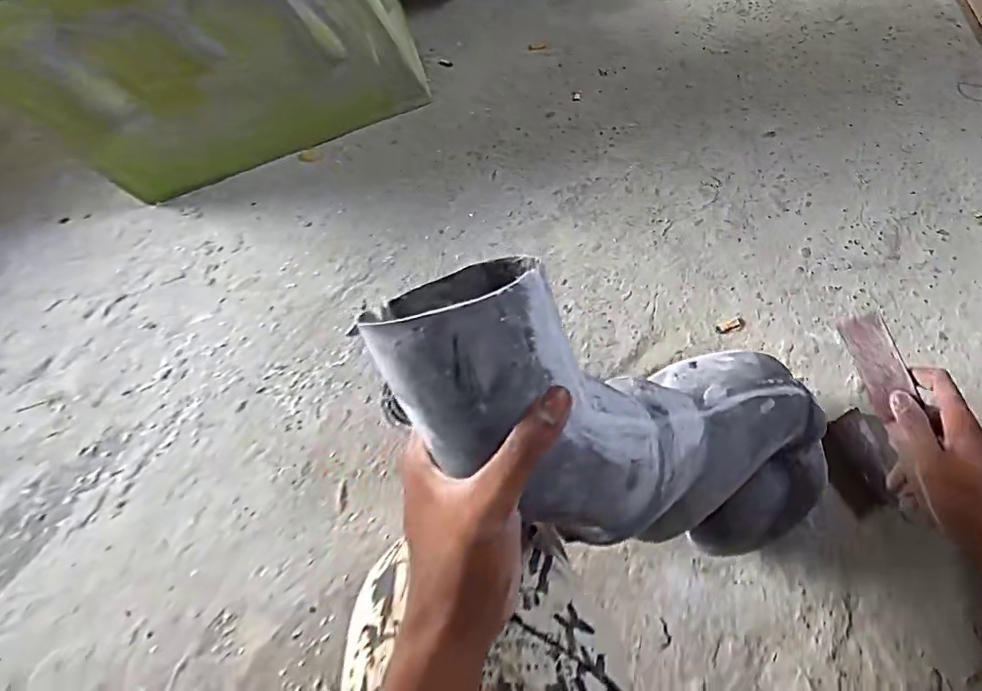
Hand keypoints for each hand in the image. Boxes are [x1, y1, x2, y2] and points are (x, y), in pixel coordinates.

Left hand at [391, 386, 570, 682]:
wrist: (461, 630)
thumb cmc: (458, 564)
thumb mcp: (490, 500)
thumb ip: (522, 450)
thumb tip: (557, 396)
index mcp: (424, 453)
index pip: (447, 397)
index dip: (475, 374)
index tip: (509, 350)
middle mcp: (441, 462)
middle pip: (476, 417)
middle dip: (505, 397)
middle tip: (540, 369)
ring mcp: (464, 483)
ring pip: (494, 440)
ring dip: (519, 425)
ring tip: (551, 396)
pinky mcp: (487, 502)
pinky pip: (508, 464)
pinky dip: (527, 452)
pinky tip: (553, 438)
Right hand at [883, 367, 981, 549]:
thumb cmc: (967, 503)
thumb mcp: (930, 462)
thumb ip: (912, 426)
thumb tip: (898, 395)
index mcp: (959, 423)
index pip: (939, 382)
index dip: (915, 375)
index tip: (890, 384)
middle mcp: (967, 435)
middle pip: (932, 414)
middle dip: (904, 426)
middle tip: (887, 442)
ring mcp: (972, 459)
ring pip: (934, 444)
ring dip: (911, 457)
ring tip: (896, 483)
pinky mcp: (973, 482)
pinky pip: (942, 466)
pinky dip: (924, 476)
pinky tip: (913, 500)